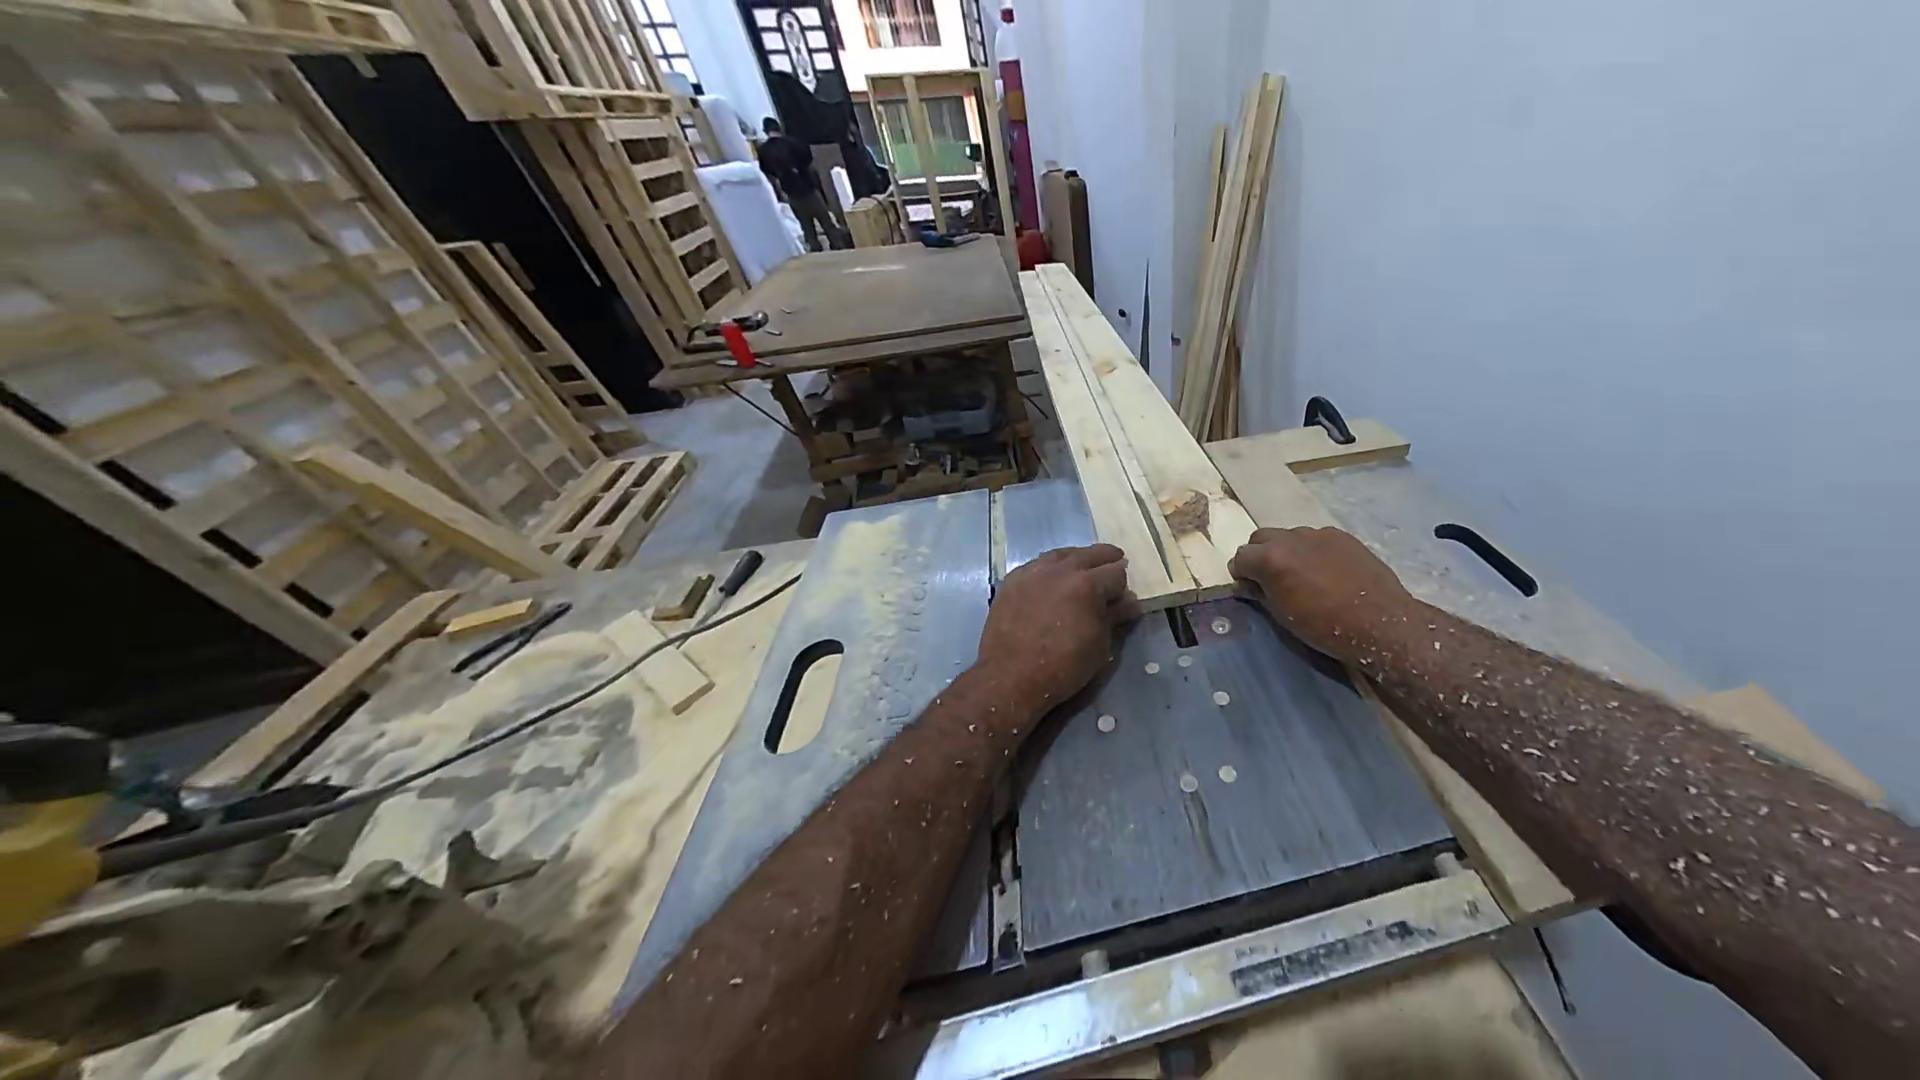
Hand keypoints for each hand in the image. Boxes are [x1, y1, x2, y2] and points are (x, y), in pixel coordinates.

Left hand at [975, 544, 1137, 714]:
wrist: (1011, 676)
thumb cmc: (1063, 666)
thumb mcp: (1099, 645)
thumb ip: (1113, 616)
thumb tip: (1129, 602)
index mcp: (1087, 585)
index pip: (1116, 572)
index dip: (1122, 585)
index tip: (1122, 595)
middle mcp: (1060, 570)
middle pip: (1089, 555)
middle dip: (1106, 560)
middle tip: (1115, 562)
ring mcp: (1033, 572)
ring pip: (1061, 555)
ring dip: (1077, 559)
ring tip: (1084, 567)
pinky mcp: (1012, 581)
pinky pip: (1037, 565)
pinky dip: (1050, 568)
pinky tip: (1052, 578)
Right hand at [1229, 527, 1415, 661]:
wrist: (1380, 623)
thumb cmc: (1324, 626)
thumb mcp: (1281, 614)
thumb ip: (1260, 592)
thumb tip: (1247, 584)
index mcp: (1270, 559)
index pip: (1240, 556)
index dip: (1241, 573)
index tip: (1249, 587)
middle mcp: (1291, 539)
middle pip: (1260, 538)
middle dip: (1259, 555)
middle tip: (1270, 578)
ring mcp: (1318, 534)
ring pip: (1288, 536)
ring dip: (1286, 551)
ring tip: (1301, 574)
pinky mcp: (1342, 536)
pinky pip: (1315, 538)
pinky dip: (1311, 550)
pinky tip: (1325, 571)